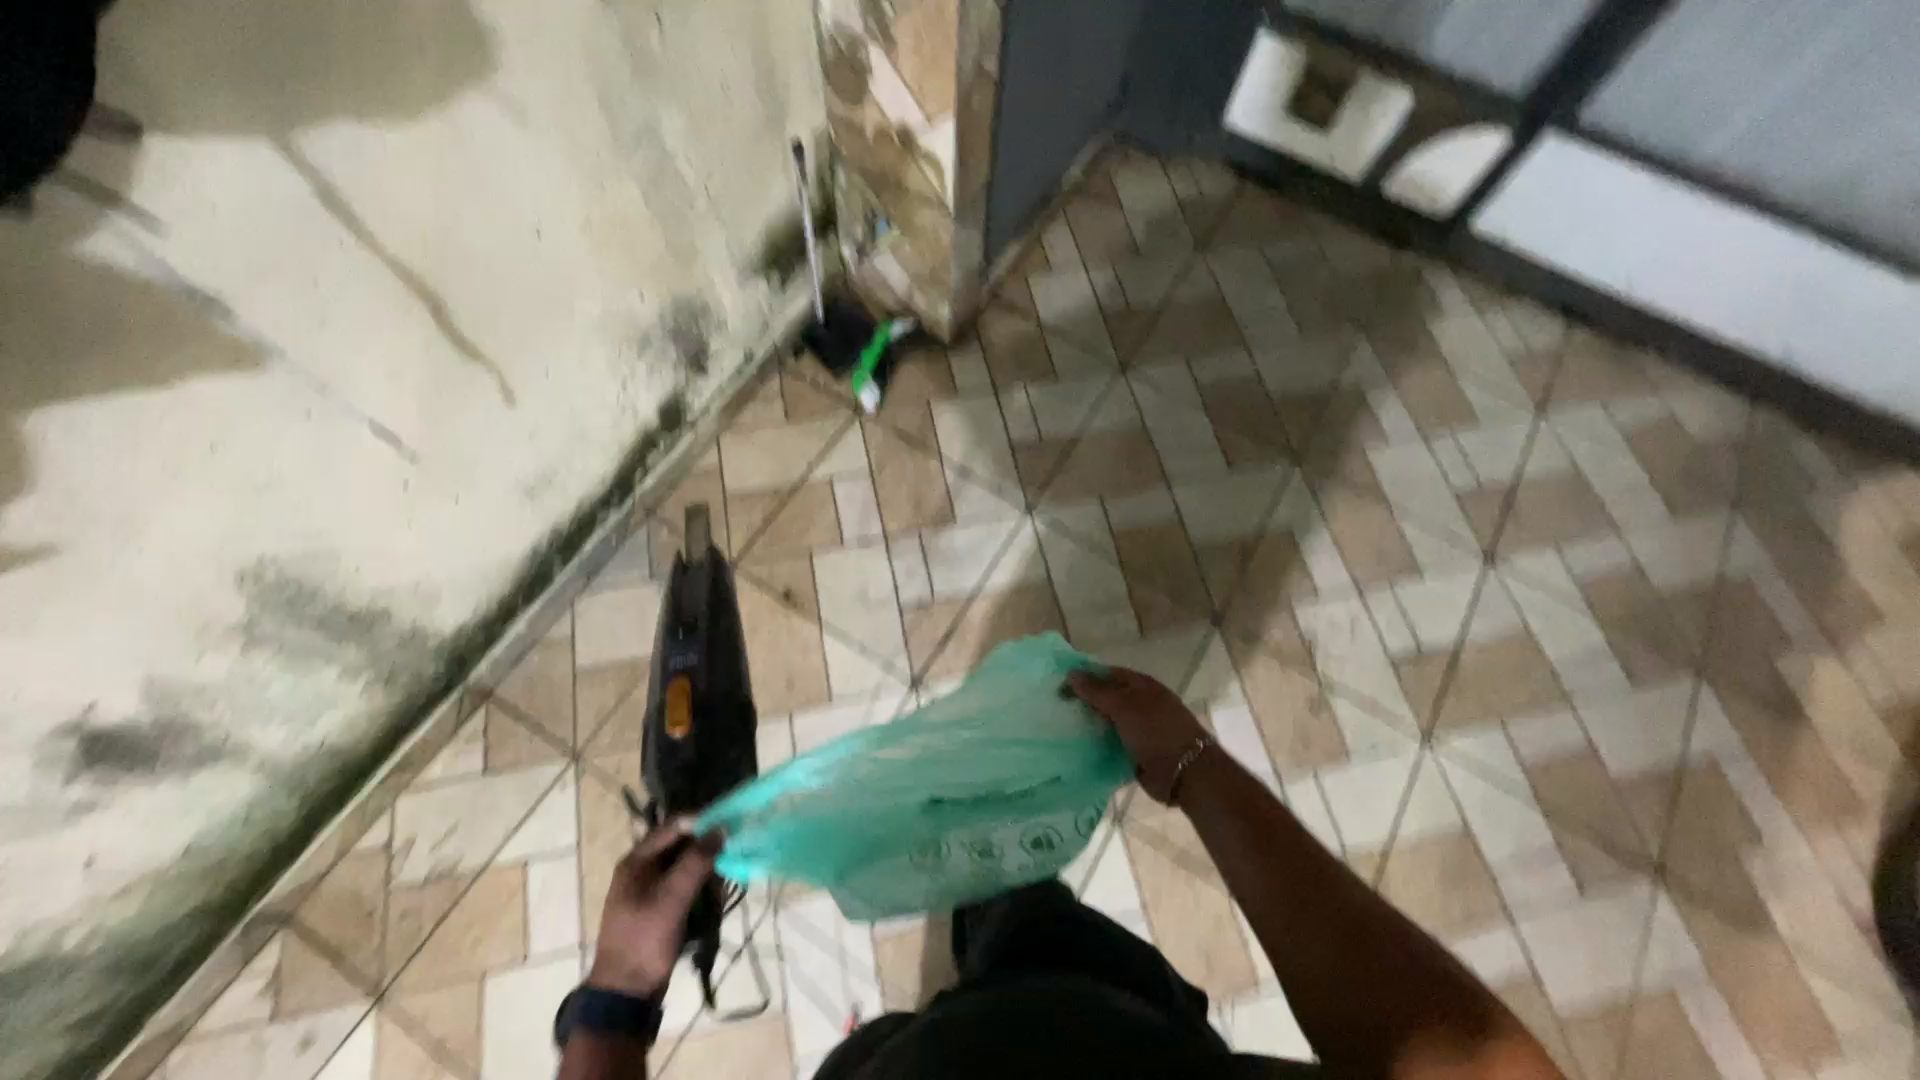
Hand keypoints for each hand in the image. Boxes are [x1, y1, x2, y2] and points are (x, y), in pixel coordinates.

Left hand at [587, 820, 720, 998]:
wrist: (625, 994)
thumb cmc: (644, 941)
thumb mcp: (671, 900)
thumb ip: (696, 862)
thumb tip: (722, 828)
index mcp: (636, 861)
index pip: (675, 826)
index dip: (703, 822)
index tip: (732, 825)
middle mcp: (643, 869)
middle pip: (683, 845)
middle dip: (709, 850)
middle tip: (732, 858)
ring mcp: (651, 889)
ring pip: (688, 866)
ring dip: (708, 872)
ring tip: (723, 886)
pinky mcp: (661, 908)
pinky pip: (687, 887)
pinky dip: (702, 889)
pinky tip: (716, 900)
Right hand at [1068, 667, 1208, 803]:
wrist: (1185, 772)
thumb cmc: (1156, 731)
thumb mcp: (1124, 705)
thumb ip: (1097, 691)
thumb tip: (1071, 673)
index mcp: (1141, 686)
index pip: (1107, 674)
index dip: (1084, 677)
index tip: (1059, 686)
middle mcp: (1140, 705)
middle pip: (1106, 699)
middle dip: (1083, 703)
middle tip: (1055, 708)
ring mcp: (1138, 730)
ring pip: (1106, 723)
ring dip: (1088, 726)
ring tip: (1059, 728)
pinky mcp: (1135, 753)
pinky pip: (1110, 746)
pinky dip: (1096, 747)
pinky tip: (1075, 749)